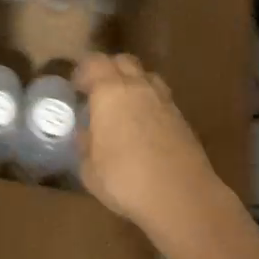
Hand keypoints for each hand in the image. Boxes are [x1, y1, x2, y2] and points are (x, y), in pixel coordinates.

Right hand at [76, 54, 226, 233]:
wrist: (182, 196)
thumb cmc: (125, 180)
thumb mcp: (89, 169)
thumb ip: (85, 144)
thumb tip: (86, 134)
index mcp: (110, 92)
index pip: (94, 63)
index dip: (83, 71)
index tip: (76, 88)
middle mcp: (138, 87)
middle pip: (124, 61)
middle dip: (109, 69)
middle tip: (99, 91)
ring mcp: (164, 100)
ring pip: (147, 77)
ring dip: (133, 83)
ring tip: (124, 106)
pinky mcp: (183, 118)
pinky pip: (161, 99)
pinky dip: (150, 104)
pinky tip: (145, 127)